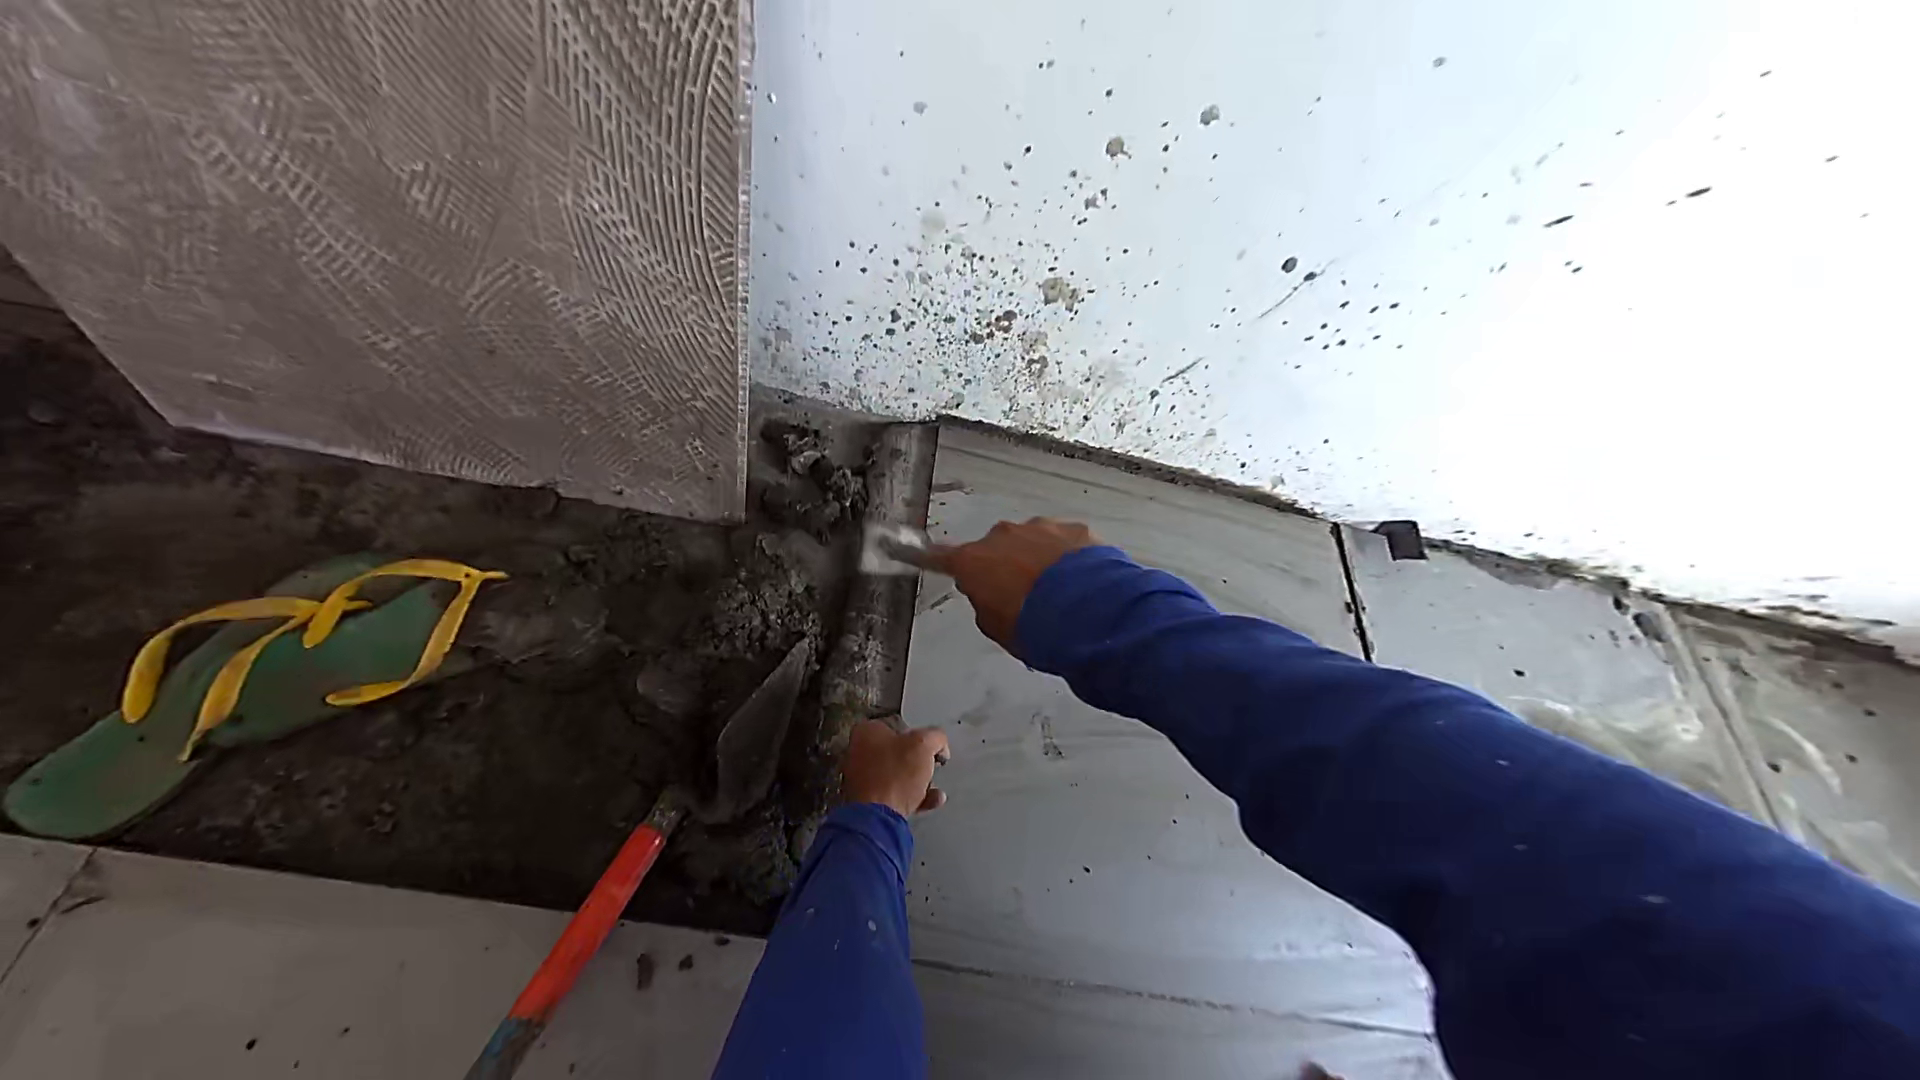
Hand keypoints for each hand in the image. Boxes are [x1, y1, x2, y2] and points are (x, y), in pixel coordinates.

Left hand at [841, 719, 949, 816]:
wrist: (877, 818)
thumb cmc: (896, 773)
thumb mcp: (924, 744)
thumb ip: (936, 737)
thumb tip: (939, 744)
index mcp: (866, 731)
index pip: (898, 725)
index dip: (919, 735)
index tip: (930, 747)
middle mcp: (858, 752)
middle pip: (897, 751)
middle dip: (918, 761)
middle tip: (931, 766)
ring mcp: (860, 779)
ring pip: (897, 774)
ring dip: (919, 780)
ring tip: (934, 787)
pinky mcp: (867, 802)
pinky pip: (894, 793)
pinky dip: (913, 796)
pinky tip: (932, 800)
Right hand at [923, 518, 1101, 652]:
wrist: (1090, 613)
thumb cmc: (1036, 626)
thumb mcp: (996, 628)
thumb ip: (985, 605)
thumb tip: (990, 597)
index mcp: (974, 562)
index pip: (940, 557)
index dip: (930, 557)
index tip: (915, 551)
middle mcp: (1003, 536)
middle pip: (994, 548)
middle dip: (1004, 566)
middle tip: (1021, 595)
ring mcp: (1039, 528)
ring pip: (1031, 541)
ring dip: (1037, 560)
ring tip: (1057, 592)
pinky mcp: (1073, 528)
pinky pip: (1063, 541)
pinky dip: (1067, 556)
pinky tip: (1080, 581)